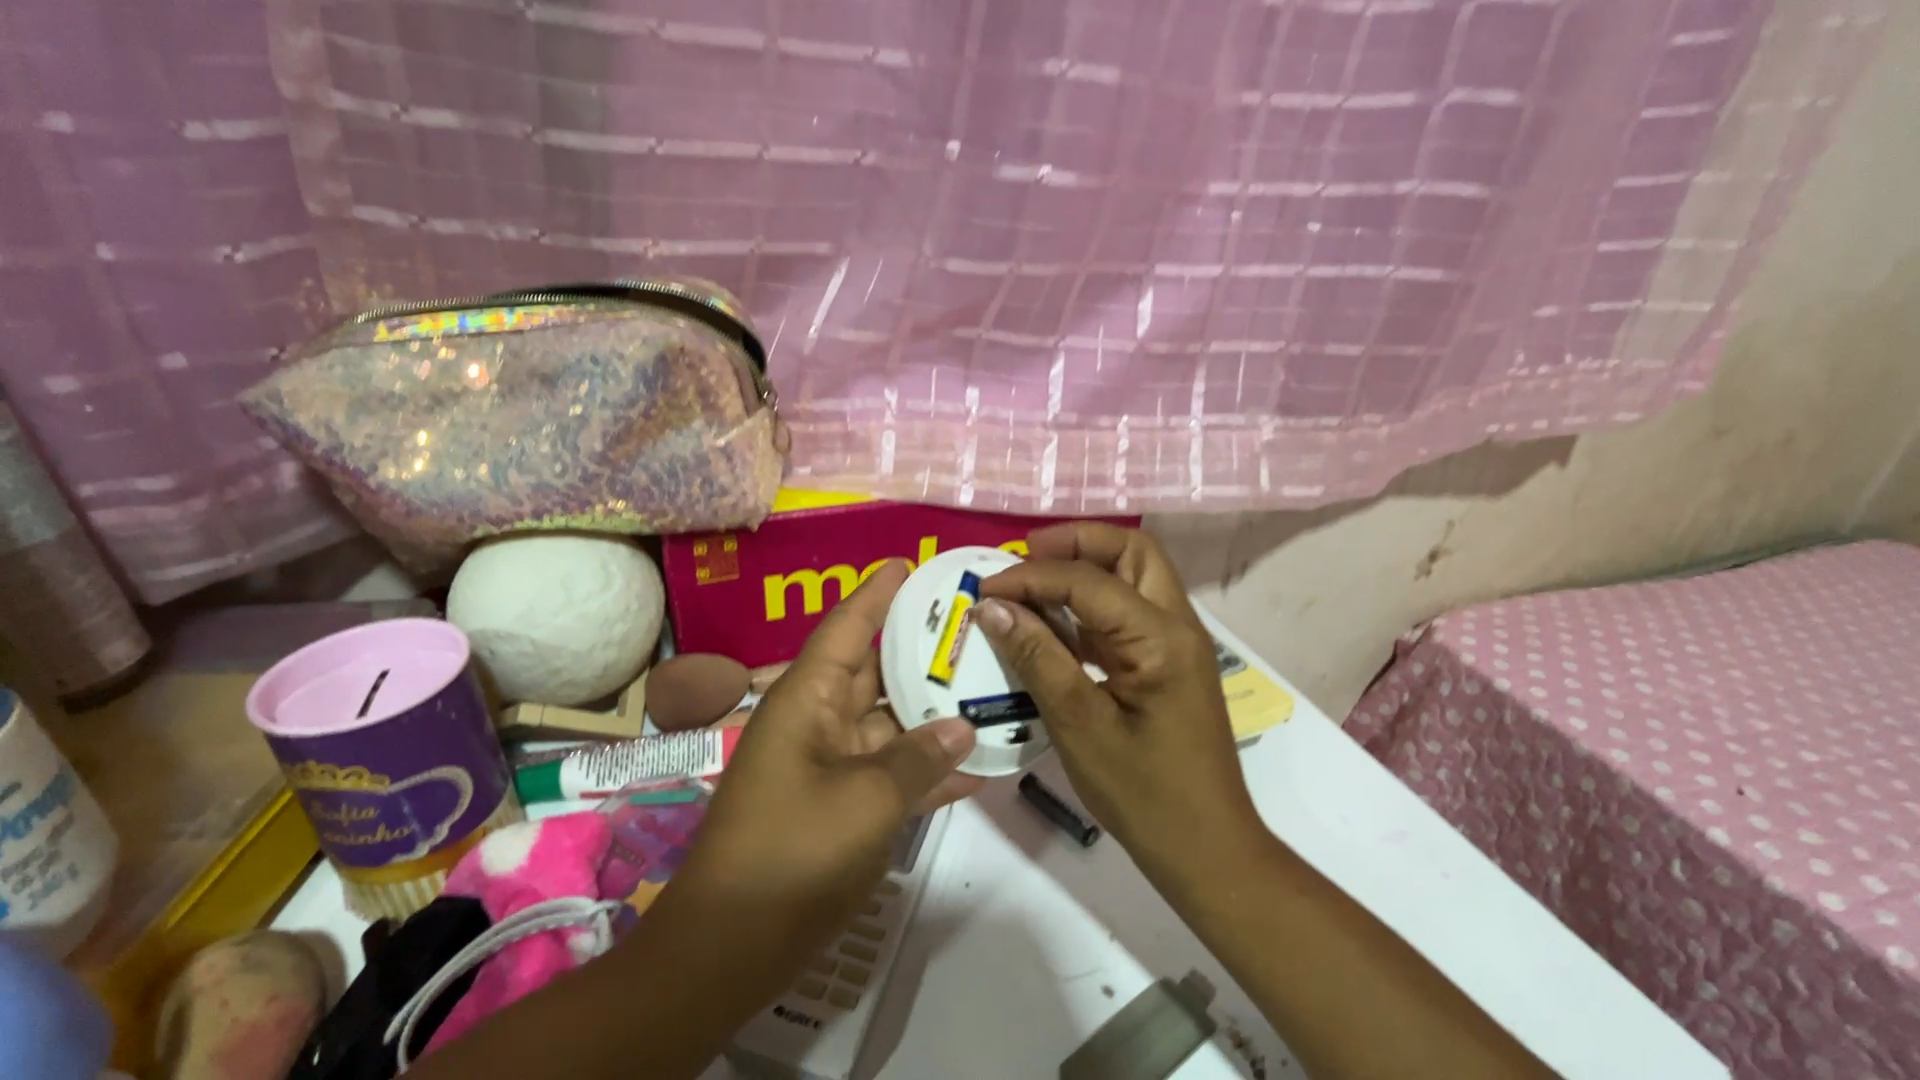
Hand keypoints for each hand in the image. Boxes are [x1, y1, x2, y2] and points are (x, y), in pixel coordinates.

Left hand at [665, 560, 983, 954]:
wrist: (735, 942)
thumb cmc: (792, 849)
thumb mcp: (865, 798)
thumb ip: (919, 757)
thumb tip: (963, 726)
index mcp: (806, 701)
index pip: (845, 629)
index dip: (877, 594)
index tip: (910, 563)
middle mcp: (819, 724)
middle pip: (875, 673)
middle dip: (921, 652)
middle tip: (976, 627)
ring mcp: (832, 768)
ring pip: (892, 726)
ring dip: (936, 714)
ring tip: (994, 687)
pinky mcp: (844, 810)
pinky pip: (894, 775)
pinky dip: (930, 771)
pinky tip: (982, 765)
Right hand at [975, 523, 1256, 861]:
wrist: (1206, 847)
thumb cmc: (1144, 793)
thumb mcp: (1079, 724)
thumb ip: (1037, 657)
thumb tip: (992, 606)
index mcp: (1161, 637)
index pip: (1089, 580)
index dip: (1031, 576)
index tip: (983, 588)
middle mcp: (1177, 625)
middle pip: (1131, 551)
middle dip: (1076, 543)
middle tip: (1024, 559)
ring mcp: (1176, 644)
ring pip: (1134, 577)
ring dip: (1085, 569)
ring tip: (1031, 583)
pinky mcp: (1166, 665)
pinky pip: (1128, 614)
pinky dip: (1090, 606)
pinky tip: (1051, 626)